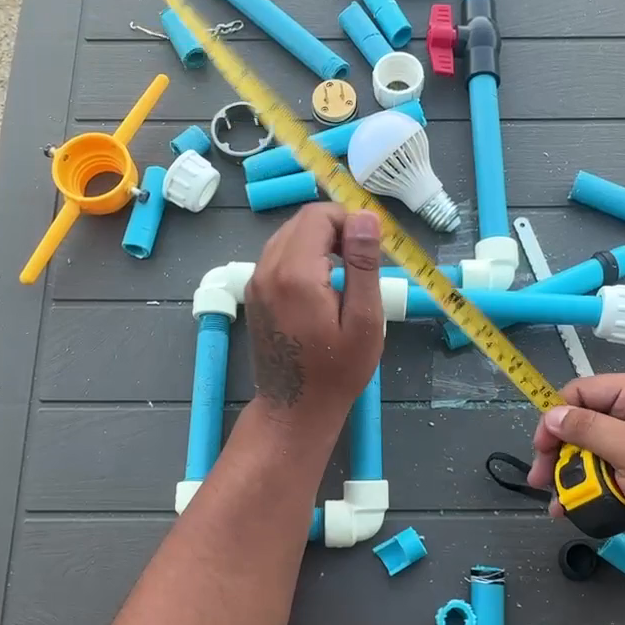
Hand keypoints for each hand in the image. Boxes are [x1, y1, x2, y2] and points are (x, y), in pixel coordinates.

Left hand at [244, 204, 384, 430]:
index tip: (370, 246)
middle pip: (301, 222)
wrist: (295, 408)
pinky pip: (278, 256)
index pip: (318, 216)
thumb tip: (365, 217)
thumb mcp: (364, 320)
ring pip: (287, 236)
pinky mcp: (254, 294)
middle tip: (361, 259)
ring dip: (318, 242)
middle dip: (334, 229)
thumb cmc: (337, 371)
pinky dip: (302, 257)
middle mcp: (267, 270)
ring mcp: (256, 282)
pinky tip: (322, 285)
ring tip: (345, 273)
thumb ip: (364, 264)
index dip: (348, 220)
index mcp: (295, 274)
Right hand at [527, 372, 624, 564]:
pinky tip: (573, 505)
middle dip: (560, 451)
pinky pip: (604, 469)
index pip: (583, 392)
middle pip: (583, 421)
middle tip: (541, 481)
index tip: (541, 450)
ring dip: (570, 474)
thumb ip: (589, 429)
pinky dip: (587, 486)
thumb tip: (551, 416)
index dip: (557, 418)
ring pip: (590, 448)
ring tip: (558, 501)